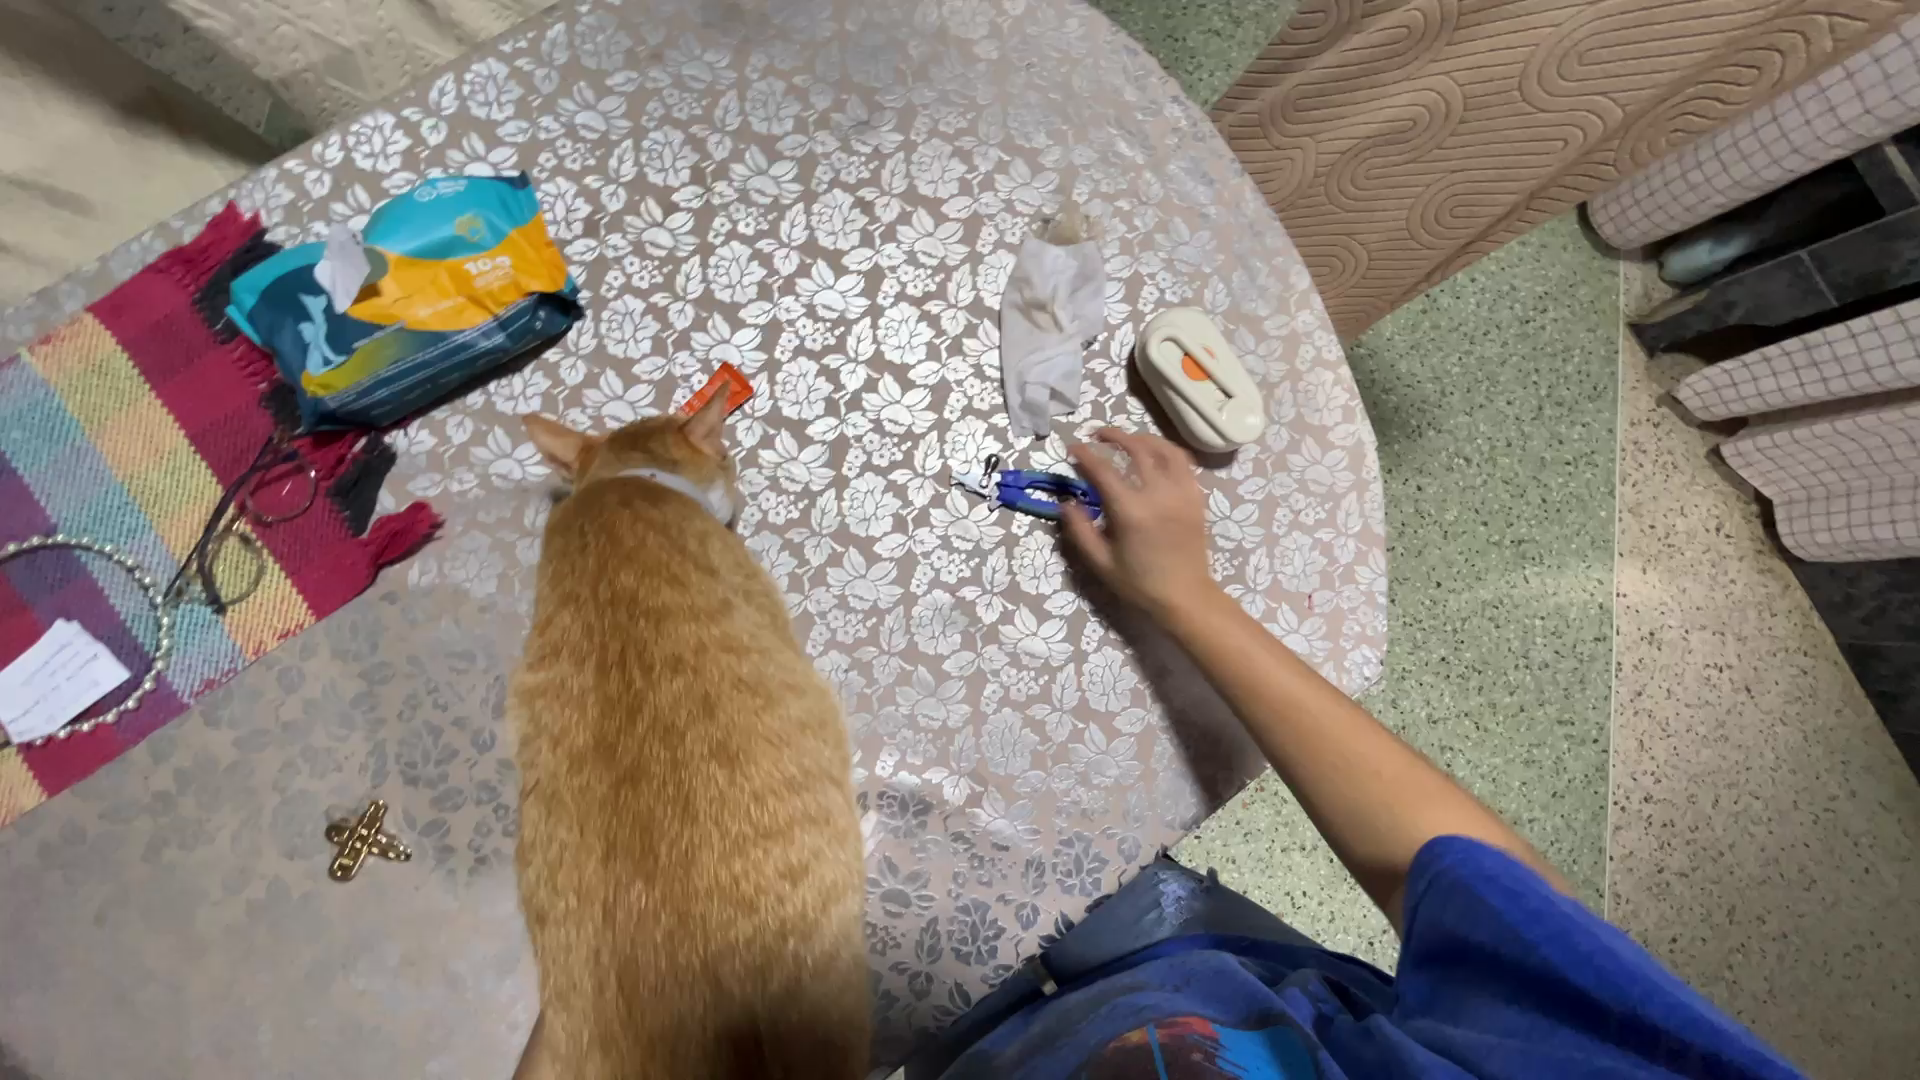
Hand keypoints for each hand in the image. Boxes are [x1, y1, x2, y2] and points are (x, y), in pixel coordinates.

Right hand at [1060, 429, 1217, 620]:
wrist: (1184, 596)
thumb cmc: (1139, 583)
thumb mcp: (1100, 562)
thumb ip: (1079, 529)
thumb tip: (1066, 503)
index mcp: (1131, 511)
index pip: (1104, 470)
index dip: (1085, 455)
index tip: (1072, 448)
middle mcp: (1158, 494)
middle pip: (1136, 449)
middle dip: (1114, 436)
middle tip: (1097, 435)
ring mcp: (1182, 493)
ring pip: (1164, 449)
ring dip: (1143, 438)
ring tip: (1128, 439)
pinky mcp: (1196, 497)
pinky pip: (1184, 462)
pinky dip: (1167, 451)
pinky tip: (1156, 454)